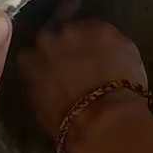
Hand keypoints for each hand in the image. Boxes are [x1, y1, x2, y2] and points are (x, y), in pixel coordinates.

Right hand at [16, 15, 150, 152]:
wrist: (104, 120)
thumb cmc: (69, 123)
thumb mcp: (41, 103)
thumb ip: (40, 79)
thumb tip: (47, 74)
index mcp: (31, 58)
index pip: (34, 50)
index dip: (47, 56)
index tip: (56, 64)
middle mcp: (52, 36)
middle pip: (59, 31)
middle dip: (68, 42)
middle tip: (82, 58)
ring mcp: (79, 29)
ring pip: (86, 29)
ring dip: (92, 41)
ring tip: (105, 60)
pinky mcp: (107, 29)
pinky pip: (109, 35)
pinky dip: (114, 46)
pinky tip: (121, 62)